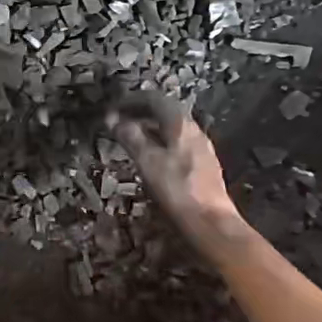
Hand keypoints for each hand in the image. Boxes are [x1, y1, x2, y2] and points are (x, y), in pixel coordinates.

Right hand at [106, 92, 246, 250]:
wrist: (210, 222)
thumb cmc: (176, 188)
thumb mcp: (146, 160)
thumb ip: (130, 136)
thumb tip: (112, 119)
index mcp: (181, 125)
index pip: (154, 99)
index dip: (130, 100)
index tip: (112, 108)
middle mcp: (194, 131)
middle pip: (164, 111)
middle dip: (139, 112)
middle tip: (117, 121)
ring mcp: (200, 148)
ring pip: (170, 127)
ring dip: (148, 127)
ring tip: (128, 137)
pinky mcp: (202, 164)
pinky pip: (176, 142)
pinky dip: (158, 140)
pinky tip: (148, 155)